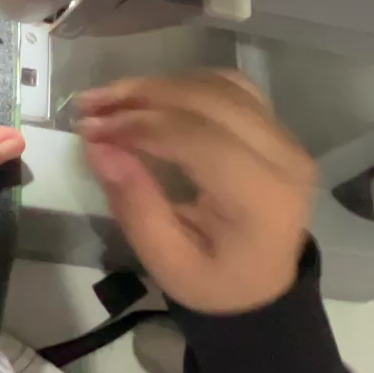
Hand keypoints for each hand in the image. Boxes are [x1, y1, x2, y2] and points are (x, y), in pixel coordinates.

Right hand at [75, 71, 315, 313]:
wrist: (259, 287)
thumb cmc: (211, 280)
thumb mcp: (165, 260)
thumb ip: (134, 204)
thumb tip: (97, 146)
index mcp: (262, 197)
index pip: (198, 138)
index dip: (140, 125)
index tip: (89, 129)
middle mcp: (283, 156)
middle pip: (209, 100)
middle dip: (142, 95)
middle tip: (89, 105)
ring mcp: (284, 137)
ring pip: (218, 85)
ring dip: (159, 85)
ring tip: (110, 98)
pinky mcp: (274, 128)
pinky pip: (229, 87)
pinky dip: (183, 85)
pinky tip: (149, 99)